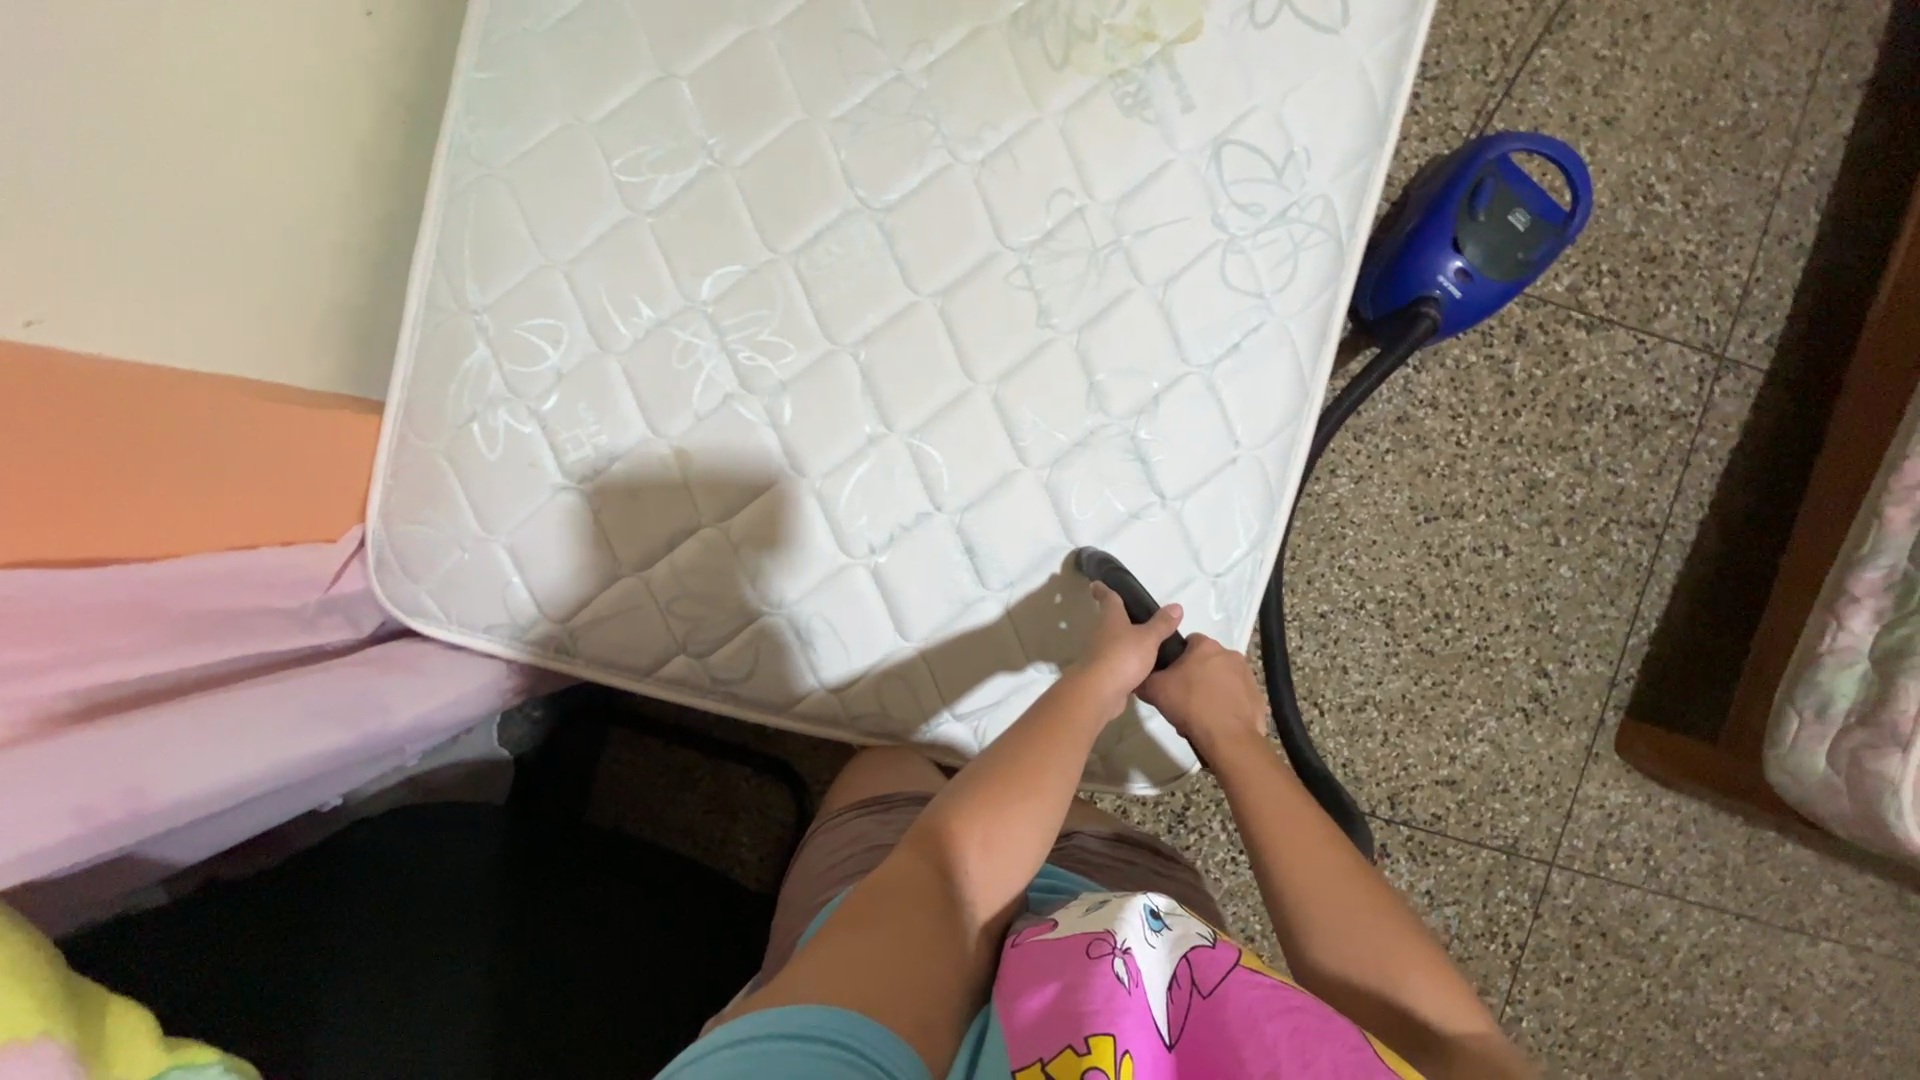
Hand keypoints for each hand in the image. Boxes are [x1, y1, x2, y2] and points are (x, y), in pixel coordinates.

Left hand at [1073, 582, 1183, 714]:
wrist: (1099, 691)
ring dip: (1124, 641)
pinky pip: (1118, 663)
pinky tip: (1141, 668)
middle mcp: (1102, 633)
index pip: (1108, 599)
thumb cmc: (1122, 656)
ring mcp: (1100, 654)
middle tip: (1134, 615)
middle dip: (1118, 617)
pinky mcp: (1104, 674)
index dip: (1104, 590)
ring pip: (1113, 643)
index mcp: (1111, 618)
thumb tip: (1176, 606)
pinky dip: (1127, 663)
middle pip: (1109, 621)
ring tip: (1144, 642)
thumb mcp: (1148, 638)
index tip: (1096, 583)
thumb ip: (1162, 624)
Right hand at [1137, 634, 1269, 759]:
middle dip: (1196, 674)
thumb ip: (1145, 679)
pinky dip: (1227, 705)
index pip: (1188, 641)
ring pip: (1223, 678)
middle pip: (1207, 660)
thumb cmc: (1190, 704)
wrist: (1228, 737)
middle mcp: (1230, 654)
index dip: (1177, 657)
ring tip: (1199, 713)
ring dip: (1212, 689)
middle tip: (1182, 696)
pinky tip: (1216, 722)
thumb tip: (1138, 679)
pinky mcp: (1257, 697)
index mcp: (1206, 646)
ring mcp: (1247, 676)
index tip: (1171, 674)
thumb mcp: (1155, 690)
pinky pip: (1237, 697)